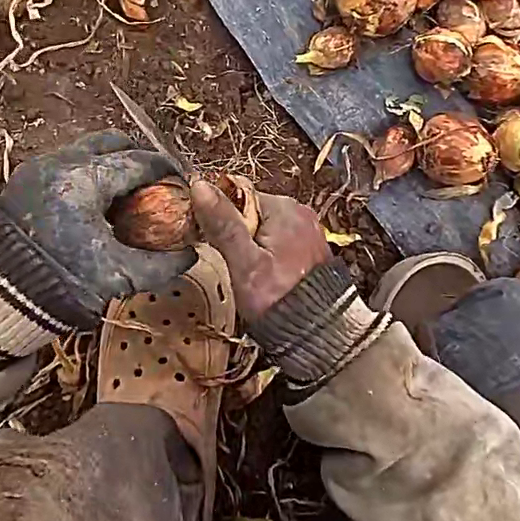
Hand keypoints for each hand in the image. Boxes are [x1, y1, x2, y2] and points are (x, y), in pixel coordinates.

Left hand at [0, 130, 196, 304]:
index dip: (167, 170)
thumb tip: (189, 254)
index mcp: (87, 180)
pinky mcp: (25, 179)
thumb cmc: (59, 284)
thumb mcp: (119, 276)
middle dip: (140, 157)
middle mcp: (62, 163)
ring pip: (88, 148)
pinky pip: (67, 162)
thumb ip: (162, 264)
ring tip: (127, 189)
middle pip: (114, 142)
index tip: (180, 182)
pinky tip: (98, 199)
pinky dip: (89, 171)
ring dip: (112, 161)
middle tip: (156, 180)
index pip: (140, 162)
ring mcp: (40, 167)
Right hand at [191, 179, 331, 320]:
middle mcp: (301, 213)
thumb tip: (201, 187)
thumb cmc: (278, 298)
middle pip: (254, 212)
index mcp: (284, 208)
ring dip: (255, 248)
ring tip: (253, 276)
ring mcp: (309, 231)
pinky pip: (282, 243)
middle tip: (237, 265)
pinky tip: (269, 278)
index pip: (240, 197)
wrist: (318, 333)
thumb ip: (223, 224)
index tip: (215, 243)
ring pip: (267, 229)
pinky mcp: (312, 249)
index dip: (221, 219)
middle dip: (240, 236)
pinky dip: (271, 257)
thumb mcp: (243, 262)